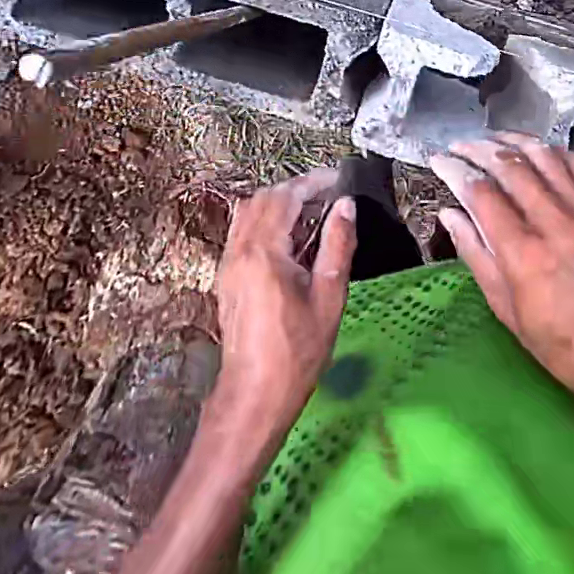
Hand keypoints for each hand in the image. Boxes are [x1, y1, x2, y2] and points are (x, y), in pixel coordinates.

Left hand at [209, 168, 356, 440]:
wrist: (254, 394)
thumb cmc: (298, 350)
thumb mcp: (329, 296)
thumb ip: (338, 245)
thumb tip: (346, 206)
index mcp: (264, 252)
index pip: (285, 197)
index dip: (312, 182)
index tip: (338, 180)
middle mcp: (239, 250)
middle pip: (263, 199)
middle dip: (295, 189)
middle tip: (328, 195)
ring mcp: (228, 263)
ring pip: (248, 212)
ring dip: (278, 203)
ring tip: (312, 213)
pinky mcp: (226, 277)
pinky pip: (242, 232)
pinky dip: (265, 221)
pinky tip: (290, 238)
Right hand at [430, 133, 573, 411]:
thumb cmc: (563, 345)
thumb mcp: (508, 311)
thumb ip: (477, 256)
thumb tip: (450, 216)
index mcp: (523, 254)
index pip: (481, 194)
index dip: (455, 171)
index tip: (438, 161)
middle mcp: (553, 224)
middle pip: (511, 166)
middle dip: (478, 148)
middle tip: (458, 145)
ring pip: (544, 158)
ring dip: (513, 141)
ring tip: (491, 138)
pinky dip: (552, 152)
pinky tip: (537, 151)